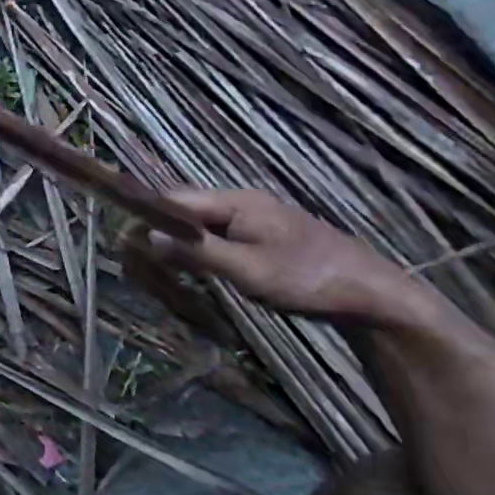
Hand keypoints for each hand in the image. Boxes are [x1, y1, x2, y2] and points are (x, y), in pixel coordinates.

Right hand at [142, 189, 417, 323]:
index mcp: (237, 202)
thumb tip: (149, 238)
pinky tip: (193, 273)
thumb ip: (199, 252)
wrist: (370, 294)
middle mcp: (242, 204)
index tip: (124, 242)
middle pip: (185, 211)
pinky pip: (217, 239)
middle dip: (158, 234)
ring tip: (159, 272)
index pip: (177, 200)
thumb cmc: (308, 279)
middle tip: (139, 265)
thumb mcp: (249, 270)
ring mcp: (254, 222)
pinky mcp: (262, 240)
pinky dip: (198, 253)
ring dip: (178, 246)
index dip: (146, 217)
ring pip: (200, 227)